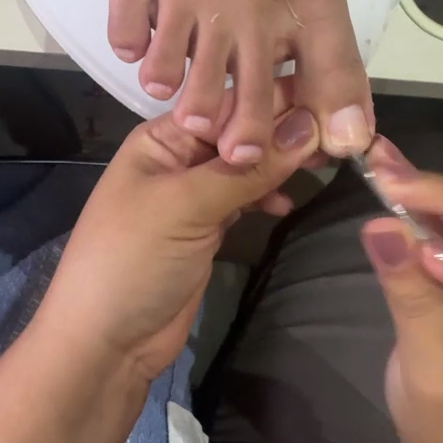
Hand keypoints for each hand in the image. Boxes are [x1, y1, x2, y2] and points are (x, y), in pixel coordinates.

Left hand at [36, 85, 322, 381]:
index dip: (274, 101)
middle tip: (338, 131)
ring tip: (324, 162)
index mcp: (163, 137)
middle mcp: (178, 157)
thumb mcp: (187, 206)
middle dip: (282, 132)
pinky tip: (288, 204)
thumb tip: (307, 127)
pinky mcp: (206, 229)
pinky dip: (266, 197)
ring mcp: (193, 195)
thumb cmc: (133, 259)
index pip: (226, 105)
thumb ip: (247, 169)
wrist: (105, 344)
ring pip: (245, 167)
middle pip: (239, 134)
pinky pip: (243, 199)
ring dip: (279, 165)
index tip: (327, 98)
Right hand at [108, 0, 373, 168]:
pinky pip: (128, 28)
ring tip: (182, 91)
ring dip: (186, 93)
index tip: (331, 145)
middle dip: (244, 130)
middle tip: (232, 135)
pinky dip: (135, 41)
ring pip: (185, 77)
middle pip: (249, 98)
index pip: (335, 79)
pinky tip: (141, 34)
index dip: (335, 121)